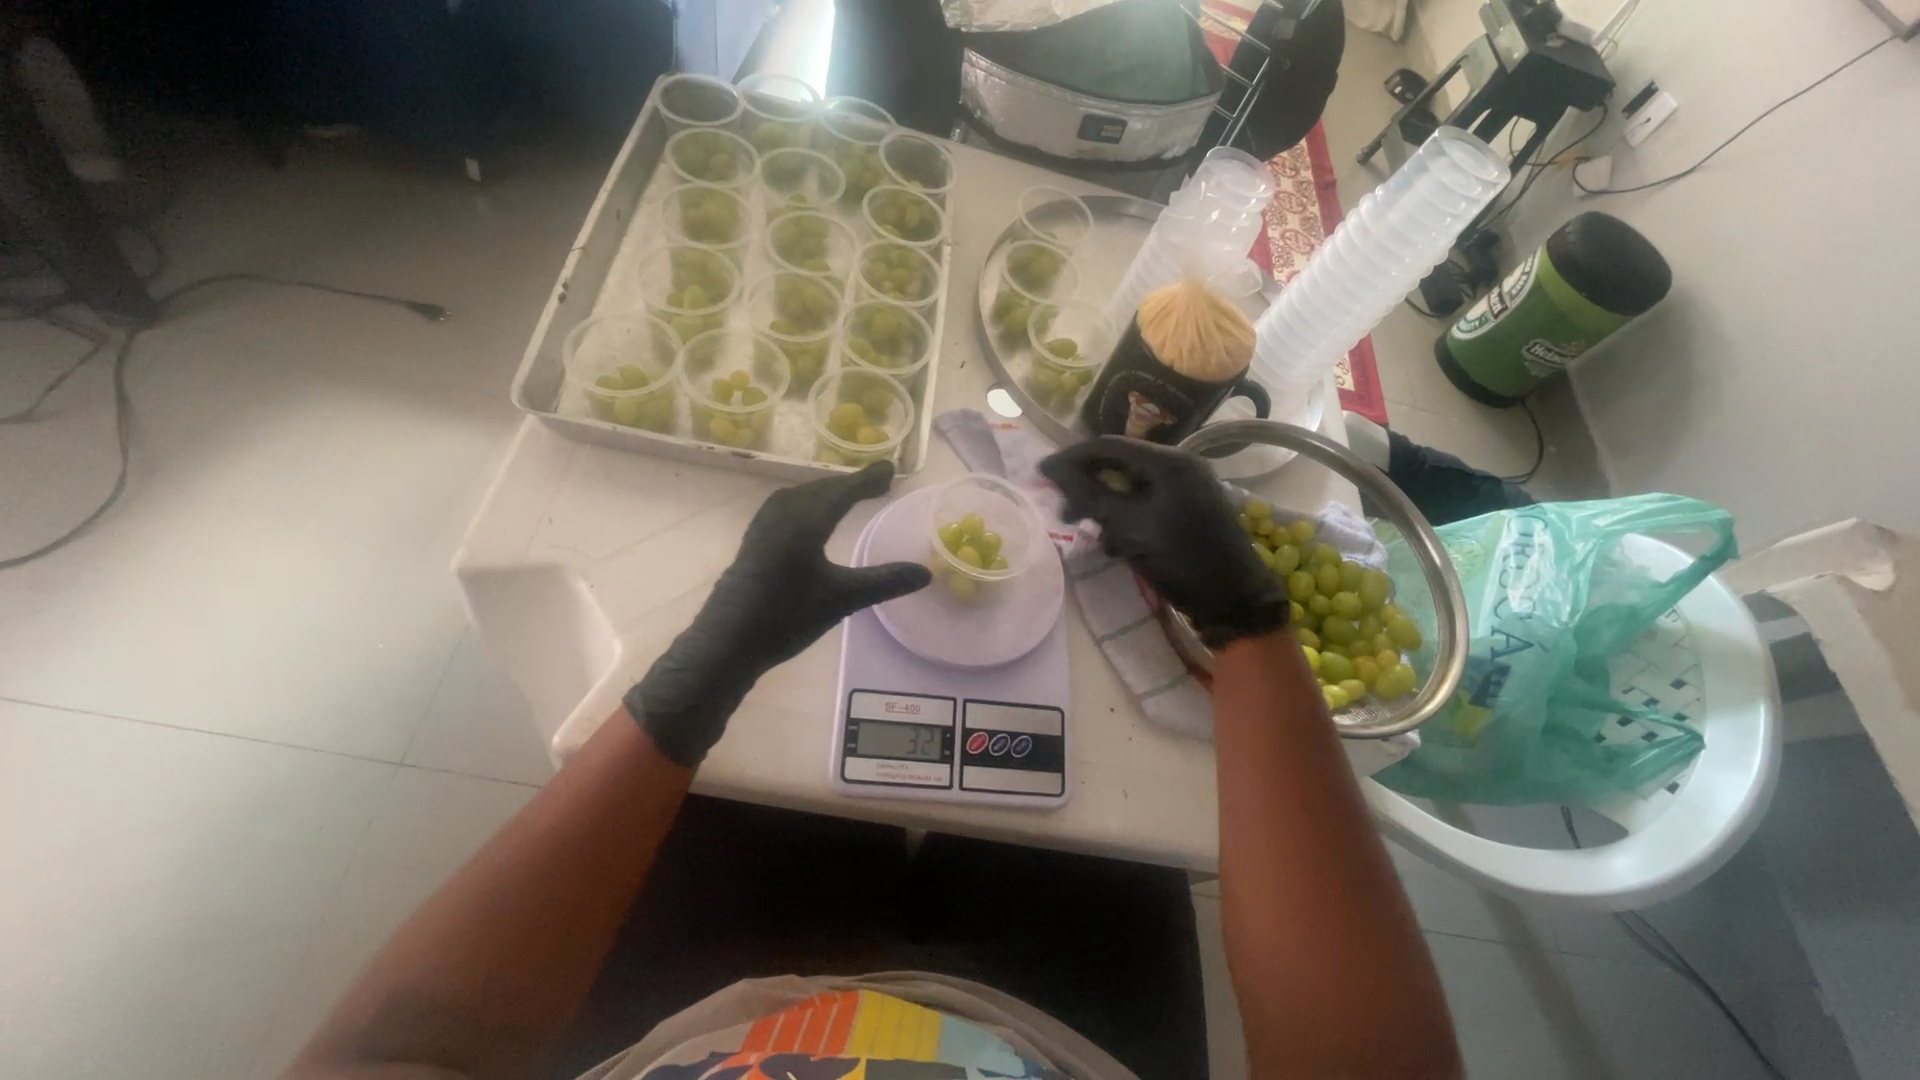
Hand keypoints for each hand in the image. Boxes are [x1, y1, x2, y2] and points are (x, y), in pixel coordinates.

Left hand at [625, 462, 930, 766]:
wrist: (728, 641)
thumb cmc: (787, 616)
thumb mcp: (843, 599)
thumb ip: (884, 582)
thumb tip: (925, 573)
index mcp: (806, 521)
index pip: (843, 491)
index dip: (867, 480)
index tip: (890, 469)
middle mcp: (783, 515)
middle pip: (820, 489)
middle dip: (849, 484)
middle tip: (876, 483)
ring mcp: (764, 527)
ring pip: (800, 496)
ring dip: (825, 492)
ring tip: (847, 497)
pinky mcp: (754, 542)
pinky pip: (786, 508)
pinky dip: (807, 504)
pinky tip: (809, 521)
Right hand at [1041, 436, 1286, 647]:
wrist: (1235, 600)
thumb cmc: (1182, 560)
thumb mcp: (1130, 528)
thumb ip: (1090, 496)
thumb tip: (1054, 470)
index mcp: (1170, 462)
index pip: (1110, 445)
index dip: (1072, 458)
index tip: (1041, 472)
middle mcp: (1181, 465)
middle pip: (1120, 464)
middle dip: (1089, 487)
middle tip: (1064, 511)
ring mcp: (1187, 487)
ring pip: (1131, 487)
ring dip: (1106, 507)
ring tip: (1093, 534)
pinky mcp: (1188, 508)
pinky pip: (1147, 503)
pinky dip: (1127, 518)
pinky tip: (1118, 545)